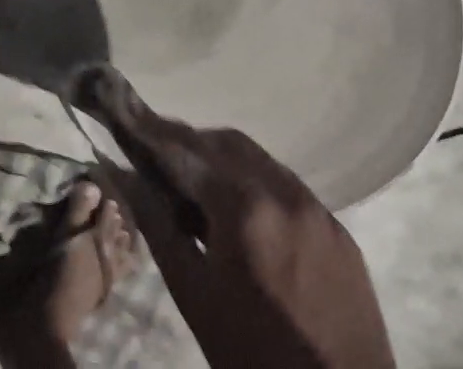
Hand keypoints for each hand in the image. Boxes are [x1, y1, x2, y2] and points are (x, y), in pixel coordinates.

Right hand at [90, 81, 395, 368]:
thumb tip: (121, 174)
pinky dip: (256, 182)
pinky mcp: (341, 232)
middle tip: (155, 154)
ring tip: (194, 183)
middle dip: (189, 141)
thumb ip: (156, 223)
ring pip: (261, 160)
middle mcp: (286, 194)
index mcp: (245, 207)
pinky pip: (289, 187)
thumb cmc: (251, 350)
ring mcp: (320, 211)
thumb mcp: (192, 291)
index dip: (153, 132)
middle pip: (227, 143)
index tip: (126, 118)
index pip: (188, 149)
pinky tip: (240, 211)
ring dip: (223, 159)